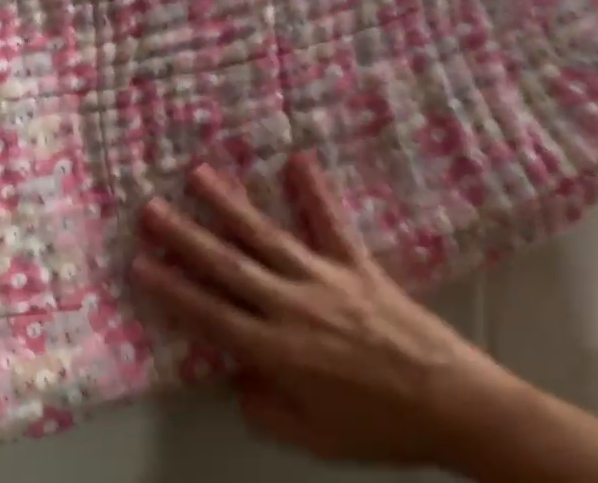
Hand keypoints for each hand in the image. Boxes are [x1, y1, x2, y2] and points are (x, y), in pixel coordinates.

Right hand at [129, 153, 525, 468]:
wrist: (460, 409)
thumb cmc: (381, 427)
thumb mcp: (315, 439)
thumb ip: (266, 410)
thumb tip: (232, 379)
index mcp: (277, 352)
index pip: (210, 316)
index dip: (171, 289)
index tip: (137, 263)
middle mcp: (292, 308)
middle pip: (228, 267)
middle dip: (185, 236)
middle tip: (150, 206)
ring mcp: (325, 281)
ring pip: (266, 237)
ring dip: (229, 204)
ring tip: (198, 173)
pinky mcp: (358, 267)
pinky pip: (331, 224)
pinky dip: (315, 191)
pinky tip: (297, 158)